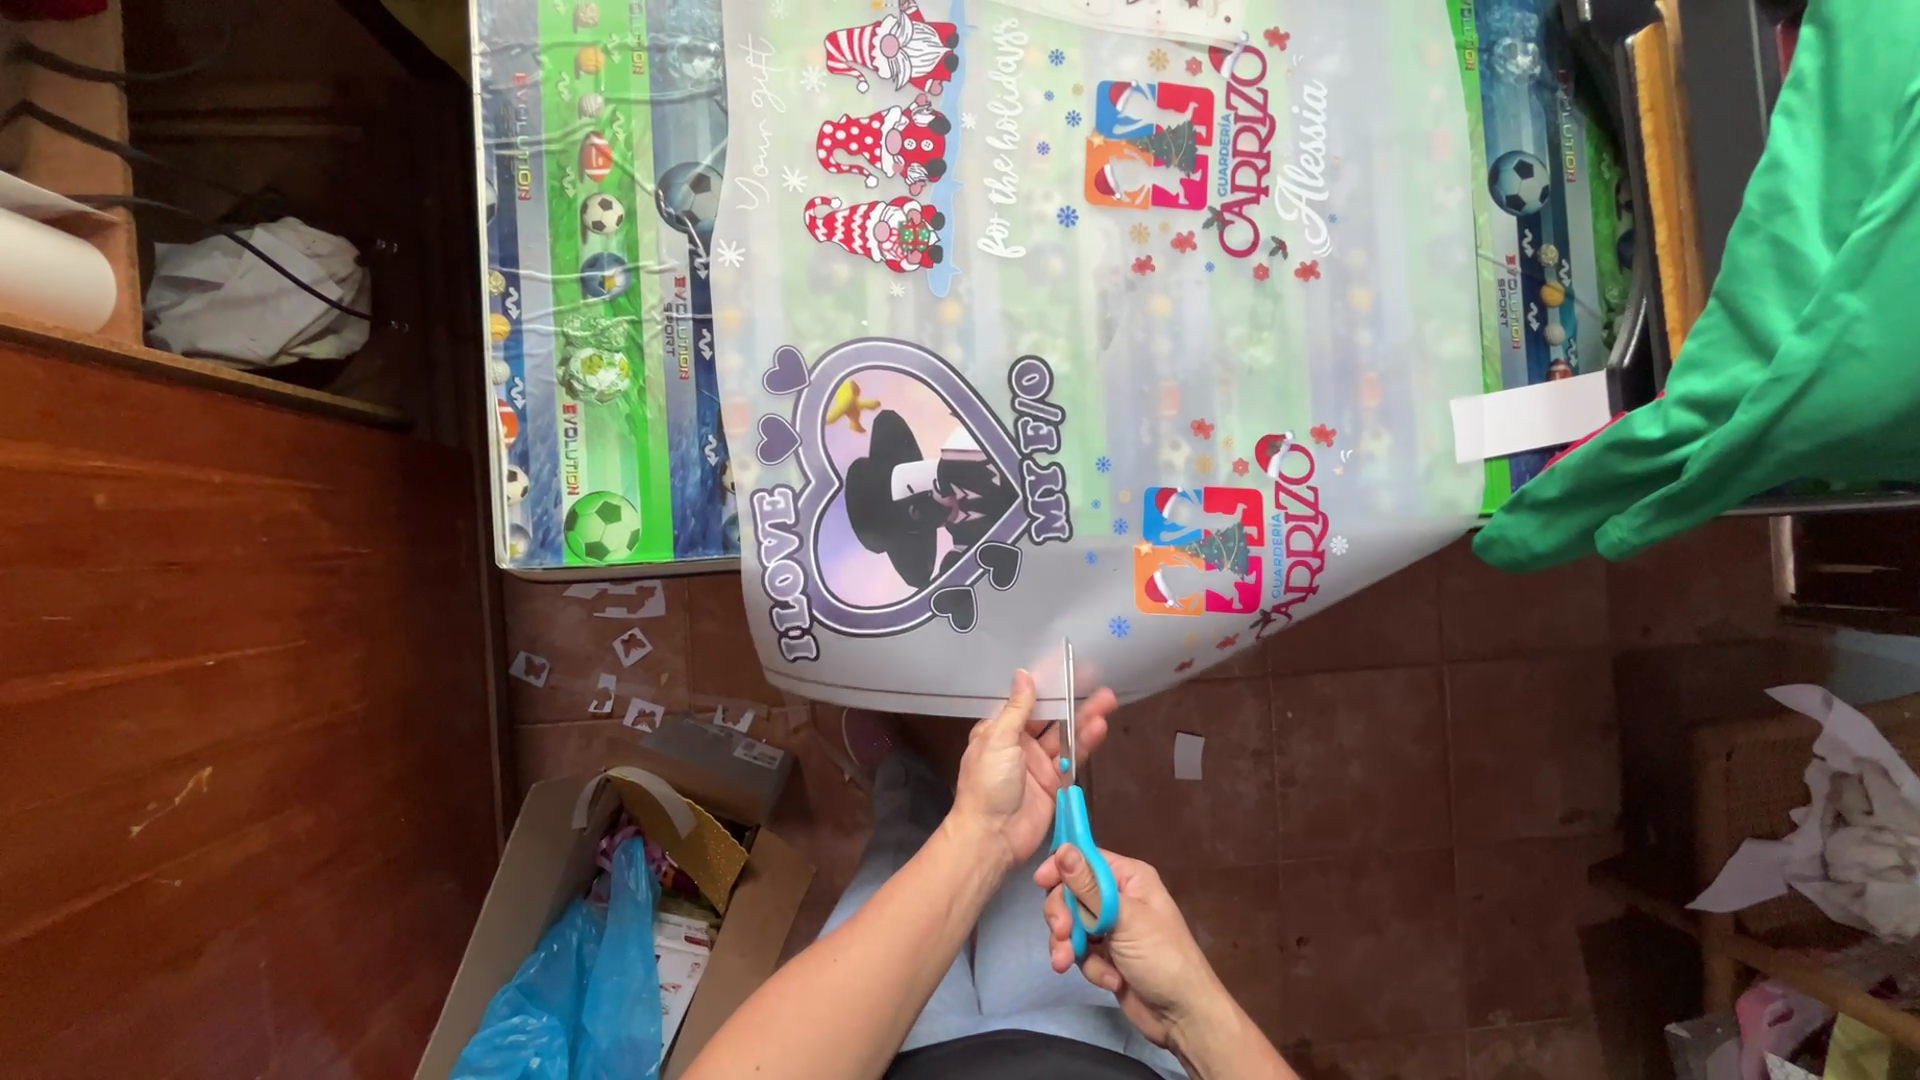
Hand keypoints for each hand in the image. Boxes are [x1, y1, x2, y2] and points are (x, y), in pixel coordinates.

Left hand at [945, 670, 1114, 870]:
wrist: (992, 836)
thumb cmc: (987, 782)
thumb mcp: (998, 739)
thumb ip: (1017, 709)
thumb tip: (1023, 674)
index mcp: (1000, 730)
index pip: (1026, 700)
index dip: (1046, 683)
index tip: (1065, 665)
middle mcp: (1020, 743)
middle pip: (1051, 716)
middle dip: (1071, 699)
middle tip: (1096, 679)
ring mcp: (1039, 764)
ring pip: (1066, 735)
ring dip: (1085, 718)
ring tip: (1108, 700)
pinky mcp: (1055, 783)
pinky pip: (1073, 758)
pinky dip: (1085, 743)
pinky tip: (1099, 728)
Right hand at [1036, 846, 1222, 1047]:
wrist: (1183, 1018)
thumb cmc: (1162, 958)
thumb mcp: (1125, 919)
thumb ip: (1090, 887)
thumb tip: (1063, 849)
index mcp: (1128, 877)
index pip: (1085, 859)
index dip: (1061, 866)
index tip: (1040, 881)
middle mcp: (1117, 897)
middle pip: (1072, 892)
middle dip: (1063, 915)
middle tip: (1062, 933)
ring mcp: (1111, 927)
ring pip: (1072, 924)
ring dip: (1070, 944)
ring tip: (1068, 963)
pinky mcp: (1105, 955)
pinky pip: (1081, 950)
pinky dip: (1090, 966)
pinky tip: (1109, 980)